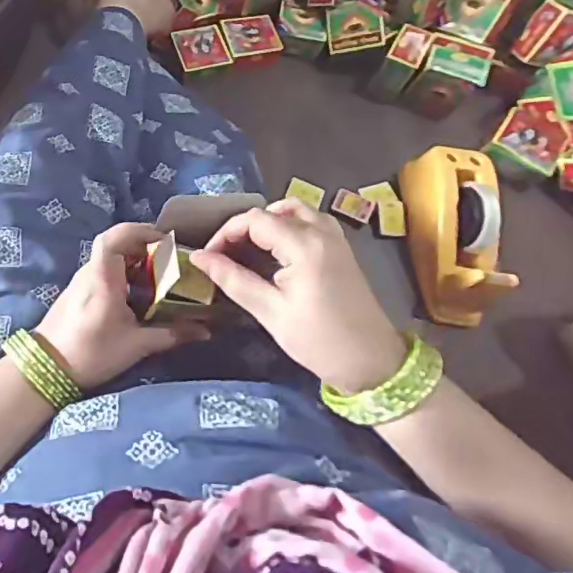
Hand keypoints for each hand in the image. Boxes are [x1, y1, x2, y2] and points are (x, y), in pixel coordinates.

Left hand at [35, 222, 207, 388]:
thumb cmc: (91, 354)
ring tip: (158, 275)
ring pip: (109, 255)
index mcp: (103, 279)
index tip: (164, 242)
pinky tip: (139, 291)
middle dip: (144, 245)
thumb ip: (171, 334)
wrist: (47, 370)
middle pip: (115, 242)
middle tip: (168, 259)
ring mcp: (82, 280)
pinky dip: (123, 271)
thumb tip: (205, 330)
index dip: (139, 232)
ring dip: (134, 258)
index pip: (114, 238)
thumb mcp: (136, 345)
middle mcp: (90, 272)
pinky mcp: (79, 290)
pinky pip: (104, 268)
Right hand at [189, 200, 404, 394]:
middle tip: (225, 254)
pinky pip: (311, 221)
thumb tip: (199, 258)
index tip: (208, 258)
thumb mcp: (270, 312)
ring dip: (268, 222)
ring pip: (295, 210)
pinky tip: (276, 252)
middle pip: (273, 210)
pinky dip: (288, 226)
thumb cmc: (319, 341)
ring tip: (248, 249)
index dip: (225, 234)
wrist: (372, 362)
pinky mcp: (342, 249)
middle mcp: (322, 232)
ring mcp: (336, 239)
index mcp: (304, 246)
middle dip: (244, 227)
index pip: (254, 220)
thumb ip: (233, 280)